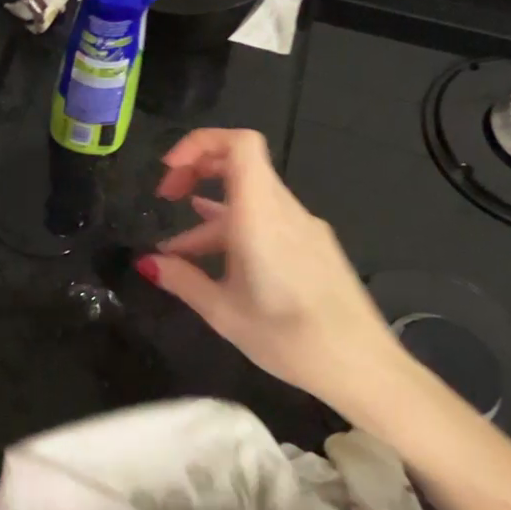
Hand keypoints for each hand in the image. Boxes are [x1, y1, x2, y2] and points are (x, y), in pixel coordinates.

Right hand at [140, 128, 407, 412]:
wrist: (363, 366)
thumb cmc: (288, 338)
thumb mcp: (223, 313)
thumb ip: (182, 281)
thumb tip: (148, 264)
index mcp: (260, 215)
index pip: (240, 144)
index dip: (200, 143)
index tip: (168, 171)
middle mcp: (284, 211)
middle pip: (240, 163)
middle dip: (196, 170)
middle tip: (164, 197)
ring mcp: (302, 227)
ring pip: (249, 199)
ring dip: (209, 215)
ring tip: (176, 252)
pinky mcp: (313, 246)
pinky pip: (267, 220)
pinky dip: (234, 230)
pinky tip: (214, 262)